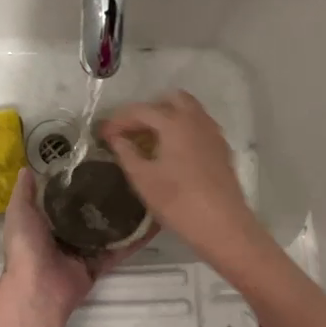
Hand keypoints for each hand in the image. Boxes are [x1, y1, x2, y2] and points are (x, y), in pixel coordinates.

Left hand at [0, 166, 153, 322]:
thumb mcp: (20, 212)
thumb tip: (26, 168)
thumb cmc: (26, 245)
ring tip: (144, 194)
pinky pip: (119, 250)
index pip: (63, 198)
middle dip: (103, 197)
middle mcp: (64, 235)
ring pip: (107, 230)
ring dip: (123, 216)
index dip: (76, 182)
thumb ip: (25, 192)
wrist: (38, 286)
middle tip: (125, 175)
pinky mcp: (98, 265)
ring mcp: (83, 251)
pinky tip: (153, 223)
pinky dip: (135, 240)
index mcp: (45, 222)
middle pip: (88, 213)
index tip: (95, 161)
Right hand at [100, 91, 263, 258]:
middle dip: (148, 111)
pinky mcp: (222, 149)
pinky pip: (200, 126)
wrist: (223, 226)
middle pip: (170, 100)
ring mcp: (213, 133)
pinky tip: (173, 152)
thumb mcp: (143, 179)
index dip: (118, 120)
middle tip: (131, 131)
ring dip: (167, 118)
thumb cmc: (178, 202)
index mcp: (174, 123)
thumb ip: (126, 153)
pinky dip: (183, 130)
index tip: (103, 134)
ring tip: (150, 140)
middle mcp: (196, 120)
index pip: (141, 110)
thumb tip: (115, 139)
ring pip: (188, 111)